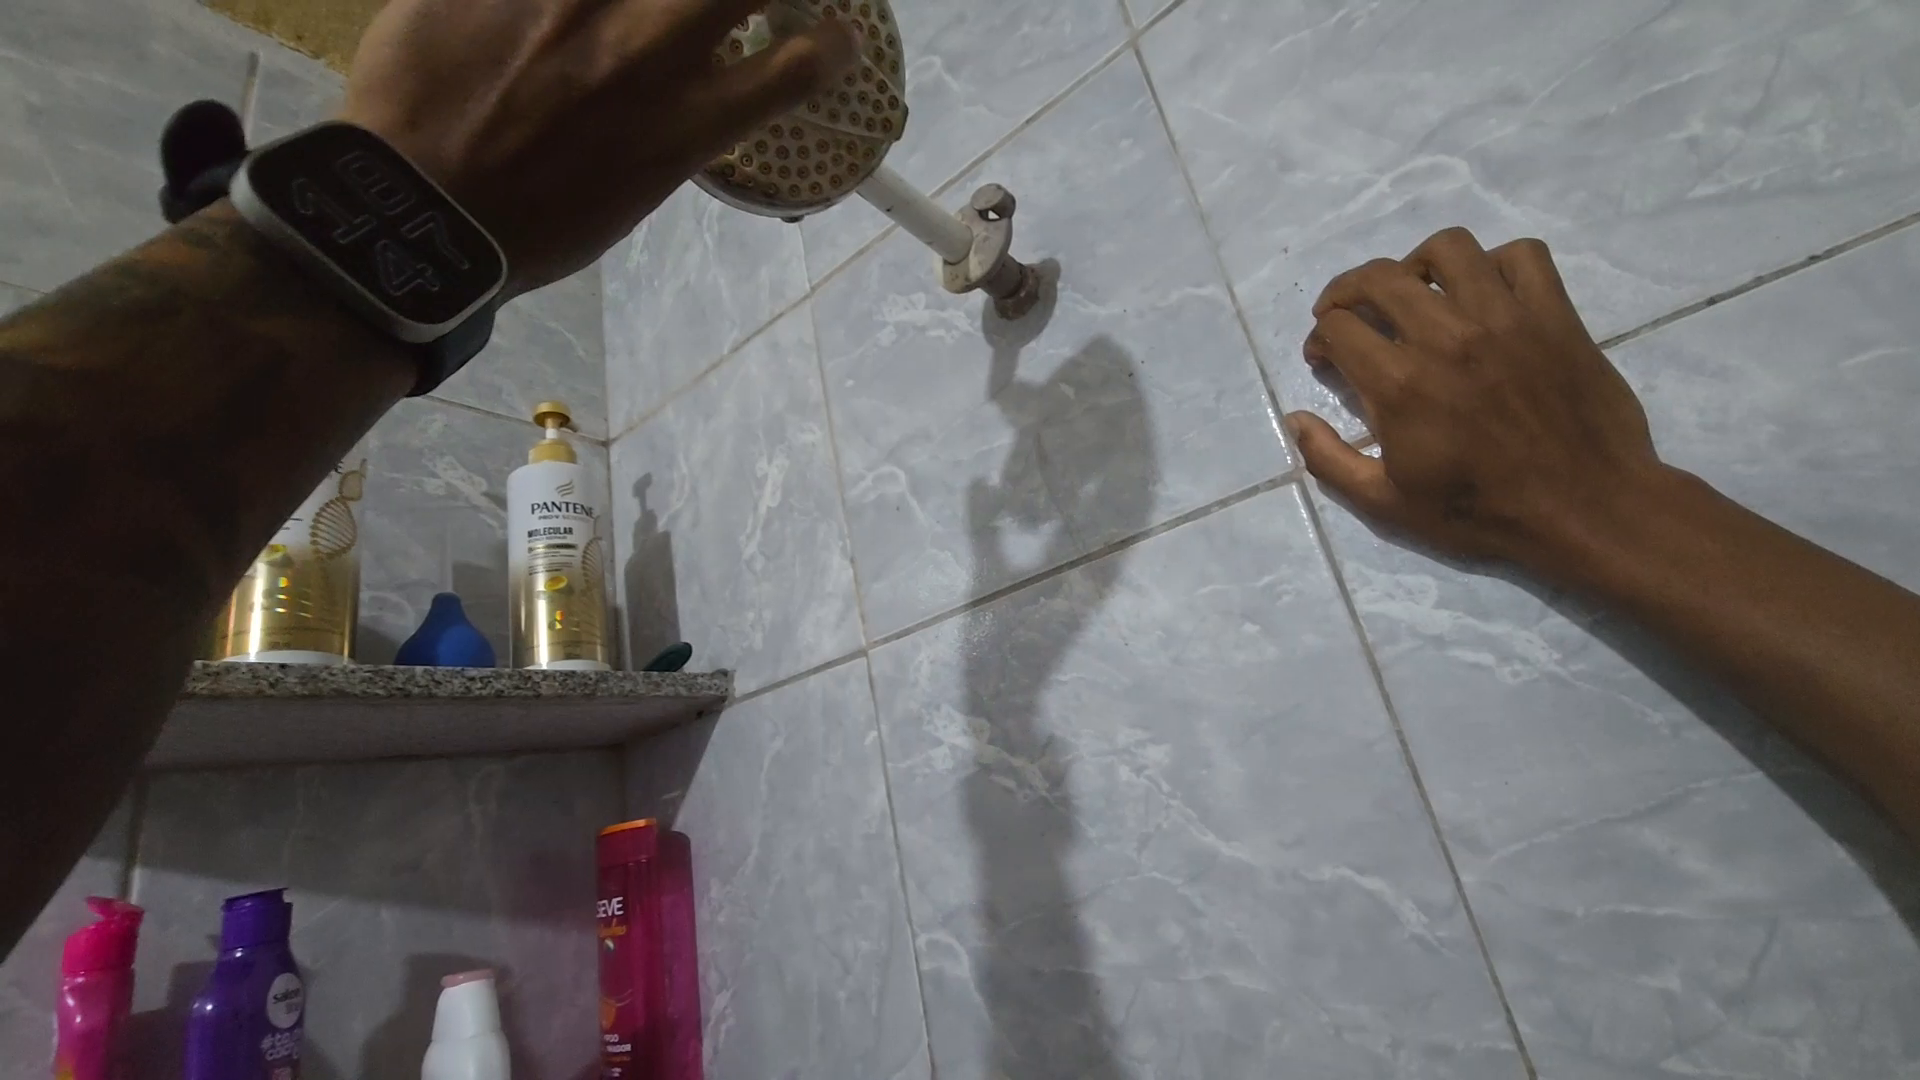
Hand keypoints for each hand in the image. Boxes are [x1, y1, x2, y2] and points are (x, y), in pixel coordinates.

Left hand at [340, 0, 857, 293]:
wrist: (423, 212)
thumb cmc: (540, 226)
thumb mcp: (635, 190)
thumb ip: (671, 127)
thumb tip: (686, 86)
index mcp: (685, 127)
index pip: (792, 68)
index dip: (829, 45)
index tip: (834, 36)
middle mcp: (647, 52)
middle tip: (748, 1)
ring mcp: (573, 2)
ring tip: (651, 14)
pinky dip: (577, 1)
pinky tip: (575, 17)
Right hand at [1287, 227, 1664, 571]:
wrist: (1584, 508)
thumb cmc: (1477, 511)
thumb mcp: (1383, 502)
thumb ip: (1328, 458)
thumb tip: (1294, 419)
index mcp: (1399, 384)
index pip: (1338, 326)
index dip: (1319, 339)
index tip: (1324, 360)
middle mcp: (1446, 337)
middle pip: (1379, 277)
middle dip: (1346, 291)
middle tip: (1346, 315)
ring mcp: (1505, 318)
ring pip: (1448, 249)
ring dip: (1414, 265)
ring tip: (1412, 294)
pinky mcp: (1554, 314)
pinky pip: (1521, 256)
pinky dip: (1493, 264)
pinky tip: (1480, 295)